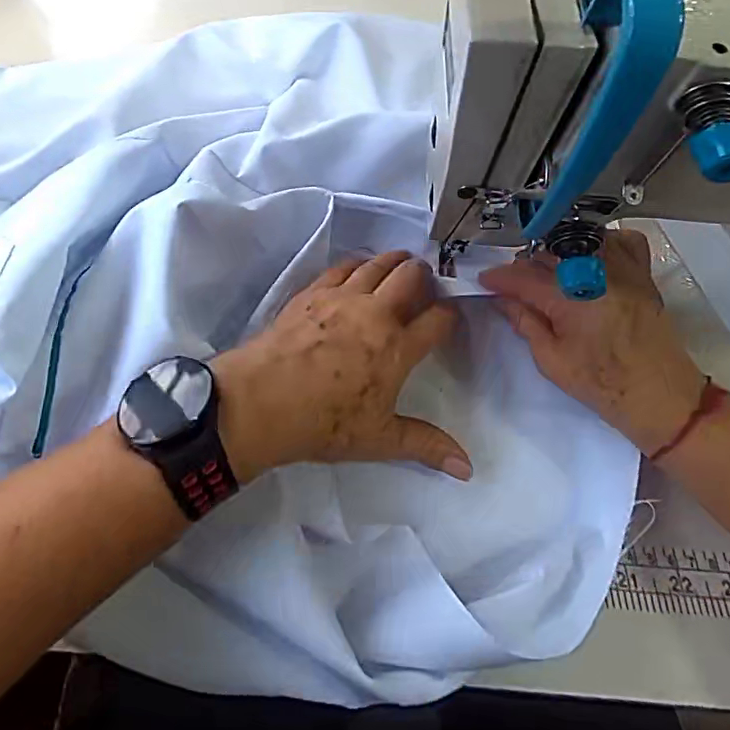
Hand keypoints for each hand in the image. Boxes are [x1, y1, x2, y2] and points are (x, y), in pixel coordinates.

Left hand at [211, 251, 469, 482]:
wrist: (262, 399)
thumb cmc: (324, 423)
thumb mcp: (379, 439)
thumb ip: (425, 445)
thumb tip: (467, 468)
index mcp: (397, 348)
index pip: (436, 320)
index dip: (449, 313)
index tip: (449, 313)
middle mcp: (373, 314)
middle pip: (408, 278)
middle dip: (423, 274)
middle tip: (425, 279)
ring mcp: (339, 299)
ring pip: (374, 265)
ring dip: (391, 261)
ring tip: (398, 262)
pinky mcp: (309, 294)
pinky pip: (339, 268)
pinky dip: (354, 264)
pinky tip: (354, 269)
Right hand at [479, 229, 710, 454]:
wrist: (663, 399)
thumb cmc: (604, 385)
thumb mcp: (551, 360)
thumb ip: (525, 322)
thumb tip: (504, 300)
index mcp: (574, 300)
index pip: (524, 277)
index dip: (499, 278)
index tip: (485, 282)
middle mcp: (600, 278)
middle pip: (549, 255)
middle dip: (524, 268)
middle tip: (512, 287)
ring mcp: (626, 274)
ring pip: (581, 242)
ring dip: (557, 254)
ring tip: (546, 274)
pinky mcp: (643, 278)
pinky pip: (624, 243)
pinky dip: (602, 243)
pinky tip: (587, 260)